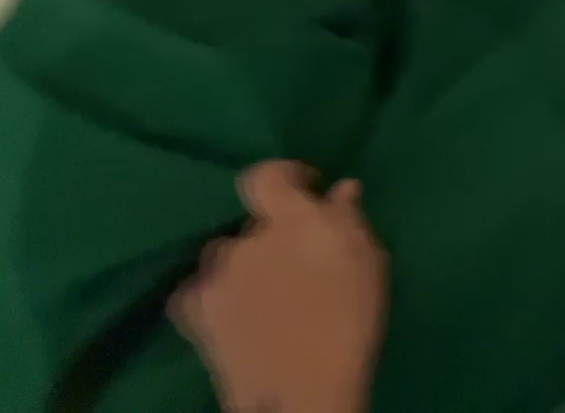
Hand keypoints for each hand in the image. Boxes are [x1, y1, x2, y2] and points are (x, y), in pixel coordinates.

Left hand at [173, 161, 387, 412]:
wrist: (303, 390)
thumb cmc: (351, 318)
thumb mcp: (369, 260)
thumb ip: (350, 220)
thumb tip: (340, 190)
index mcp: (292, 218)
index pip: (266, 175)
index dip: (282, 174)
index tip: (306, 186)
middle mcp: (248, 239)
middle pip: (254, 223)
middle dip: (275, 233)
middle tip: (299, 259)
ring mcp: (217, 277)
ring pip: (226, 254)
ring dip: (244, 262)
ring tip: (266, 288)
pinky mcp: (196, 316)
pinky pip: (195, 290)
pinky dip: (211, 292)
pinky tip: (230, 306)